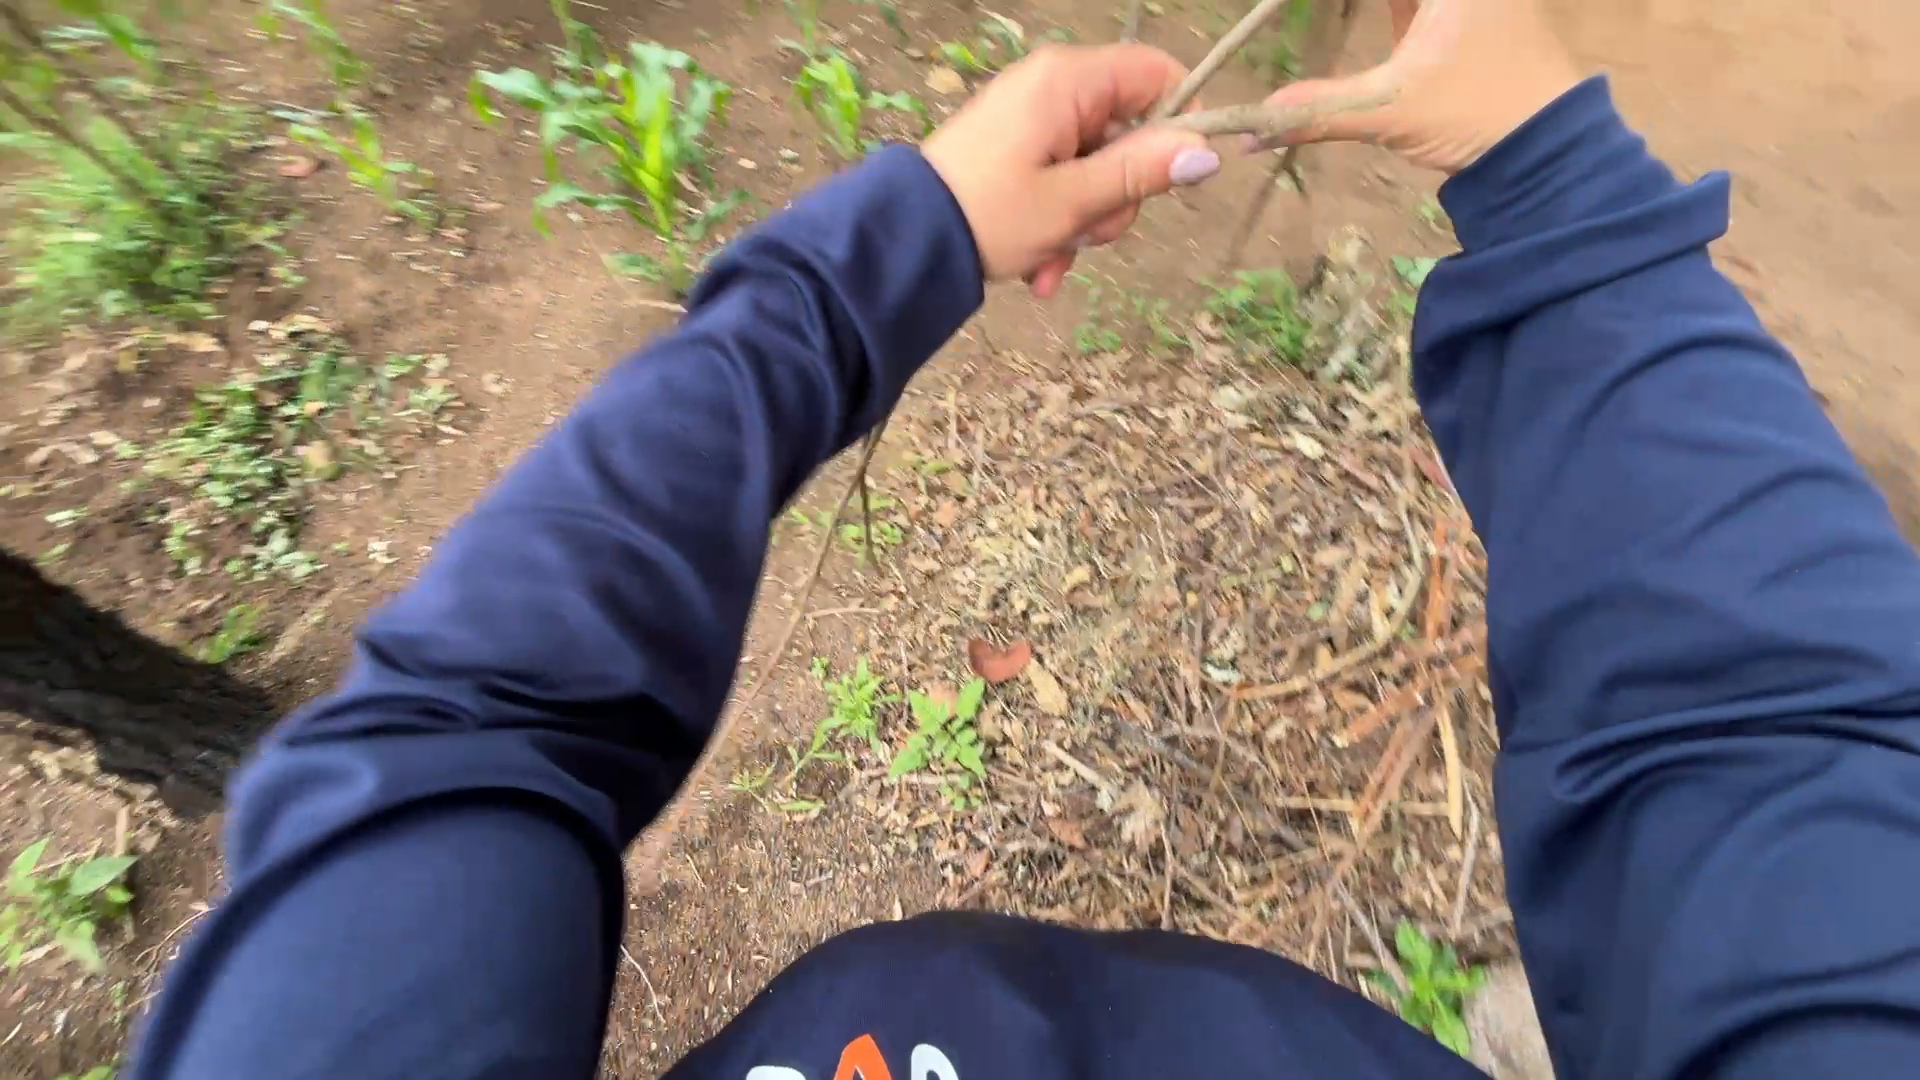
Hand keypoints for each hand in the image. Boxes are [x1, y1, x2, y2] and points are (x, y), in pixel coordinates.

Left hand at [922, 44, 1222, 297]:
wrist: (909, 244)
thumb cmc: (989, 216)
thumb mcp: (1071, 201)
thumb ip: (1137, 174)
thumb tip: (1206, 151)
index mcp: (1067, 83)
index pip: (1154, 74)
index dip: (1176, 124)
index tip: (1169, 179)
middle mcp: (1050, 91)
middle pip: (1123, 134)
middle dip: (1113, 197)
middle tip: (1088, 233)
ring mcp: (1028, 125)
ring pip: (1090, 171)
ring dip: (1081, 225)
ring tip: (1051, 261)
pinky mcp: (1011, 156)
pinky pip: (1056, 185)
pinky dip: (1054, 228)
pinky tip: (1037, 270)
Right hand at [1255, 0, 1581, 173]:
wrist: (1538, 143)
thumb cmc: (1471, 111)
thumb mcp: (1386, 109)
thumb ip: (1315, 112)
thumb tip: (1248, 131)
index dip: (1317, 0)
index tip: (1273, 9)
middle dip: (1336, 4)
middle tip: (1279, 13)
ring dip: (1356, 6)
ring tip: (1292, 13)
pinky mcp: (1455, 14)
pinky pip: (1405, 1)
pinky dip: (1378, 6)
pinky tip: (1343, 12)